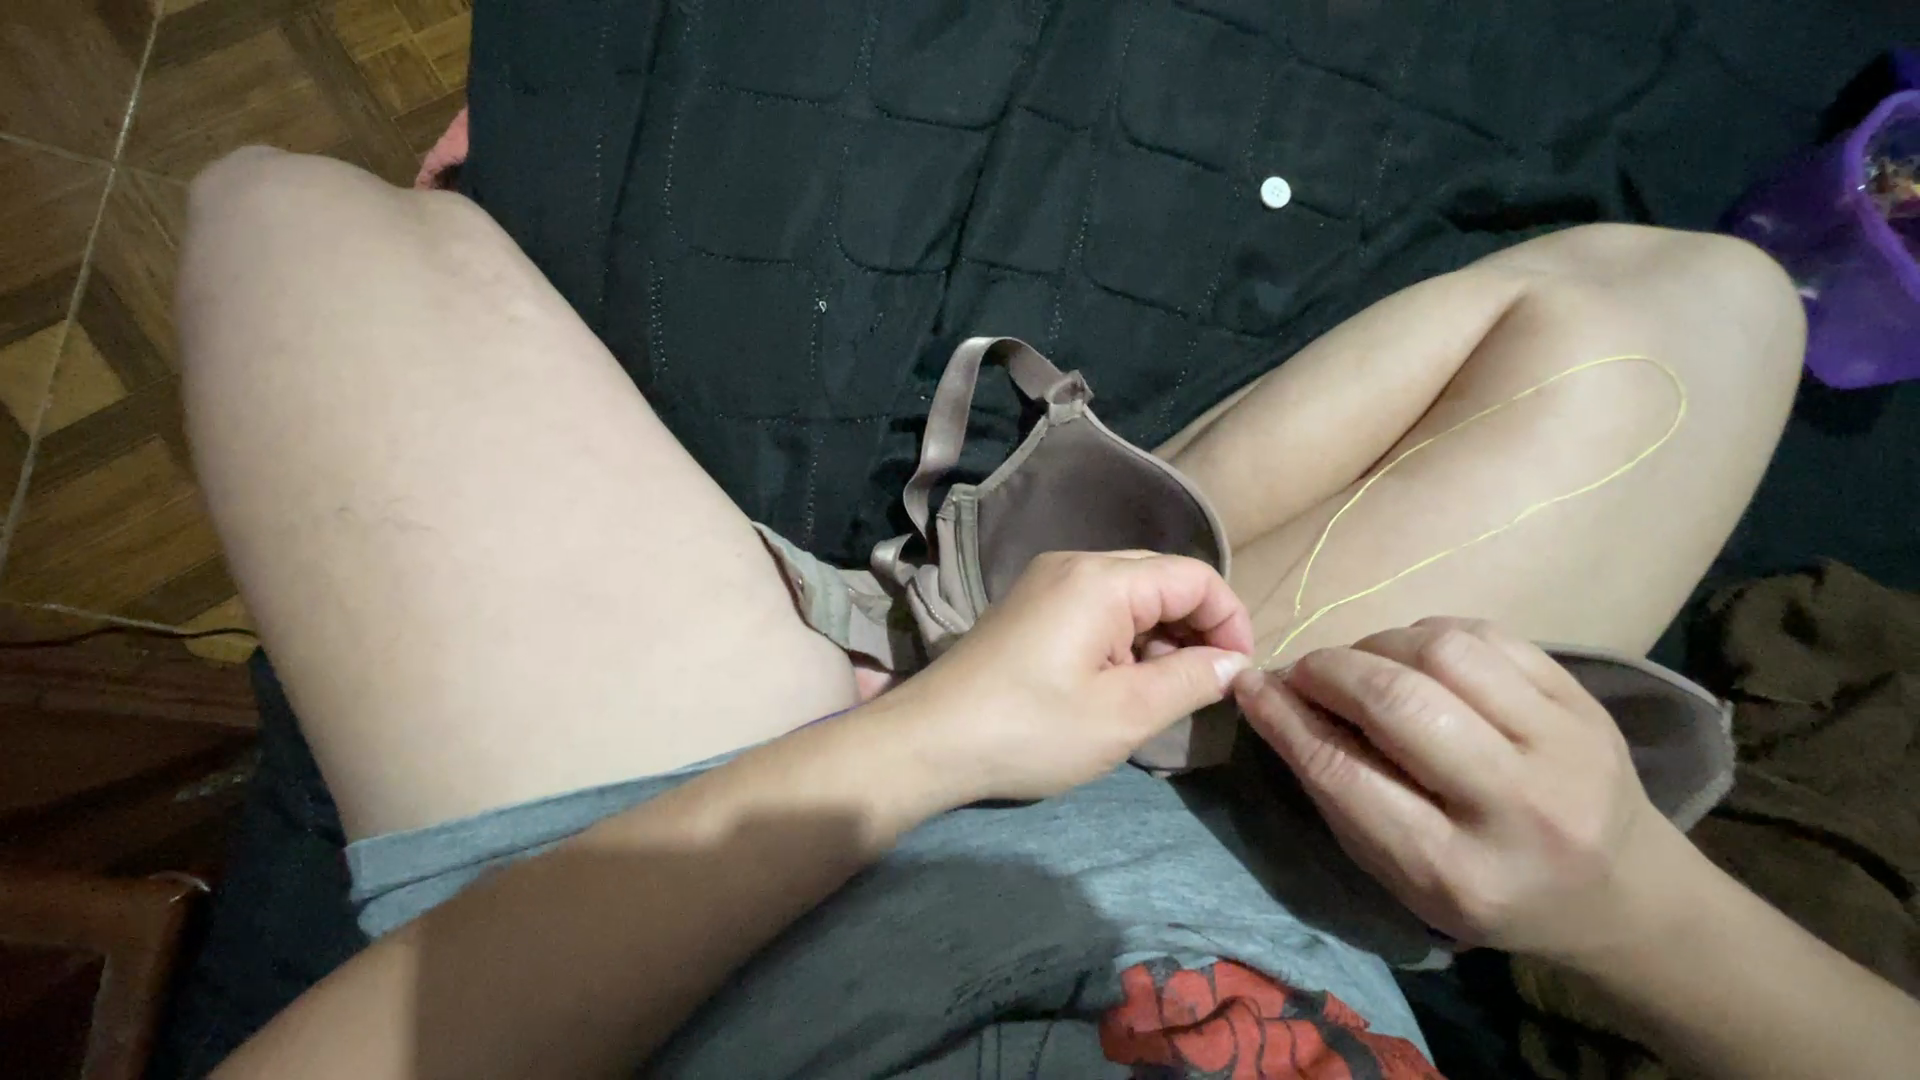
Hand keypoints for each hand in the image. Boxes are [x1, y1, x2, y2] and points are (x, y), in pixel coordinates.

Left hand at [878, 551, 1253, 802]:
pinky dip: (1123, 638)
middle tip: (1204, 685)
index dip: (1229, 620)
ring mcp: (1045, 582)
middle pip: (1160, 579)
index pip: (1194, 576)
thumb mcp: (1124, 714)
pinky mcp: (1028, 606)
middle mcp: (1074, 564)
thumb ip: (1189, 680)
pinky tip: (1121, 681)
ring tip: (1165, 691)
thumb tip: (1233, 662)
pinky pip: (1095, 607)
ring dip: (1159, 635)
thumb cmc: (1032, 729)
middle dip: (1195, 627)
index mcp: (1102, 579)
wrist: (930, 740)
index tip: (1236, 672)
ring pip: (1128, 595)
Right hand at [1234, 617, 1672, 962]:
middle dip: (1328, 672)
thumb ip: (1332, 785)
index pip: (1346, 774)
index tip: (1250, 685)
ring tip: (1362, 668)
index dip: (1285, 720)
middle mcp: (1522, 808)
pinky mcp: (1585, 701)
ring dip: (1377, 647)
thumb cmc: (1482, 888)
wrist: (1622, 893)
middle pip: (1399, 703)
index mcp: (1459, 871)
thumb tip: (1269, 694)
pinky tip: (1414, 659)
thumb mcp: (1395, 868)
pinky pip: (1484, 634)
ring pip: (1444, 652)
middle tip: (1303, 675)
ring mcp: (1567, 746)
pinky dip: (1425, 635)